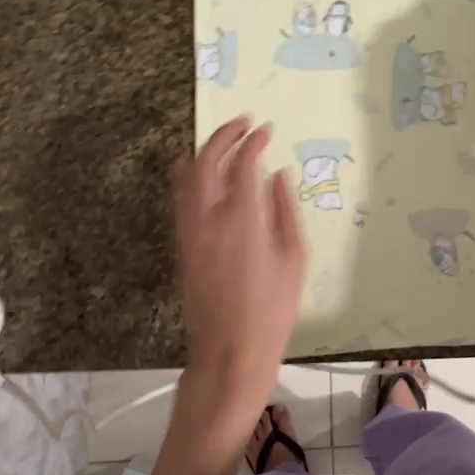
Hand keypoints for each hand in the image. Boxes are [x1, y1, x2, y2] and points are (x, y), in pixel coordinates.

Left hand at [173, 117, 306, 422]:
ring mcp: (190, 230)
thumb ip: (284, 210)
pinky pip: (179, 198)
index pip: (244, 163)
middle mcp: (209, 216)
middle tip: (243, 124)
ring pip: (187, 176)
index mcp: (243, 218)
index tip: (266, 130)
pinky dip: (187, 176)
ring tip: (222, 141)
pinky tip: (196, 171)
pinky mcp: (181, 245)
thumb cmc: (272, 309)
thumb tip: (277, 175)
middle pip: (208, 160)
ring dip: (204, 151)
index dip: (254, 141)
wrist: (230, 350)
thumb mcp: (294, 258)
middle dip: (225, 135)